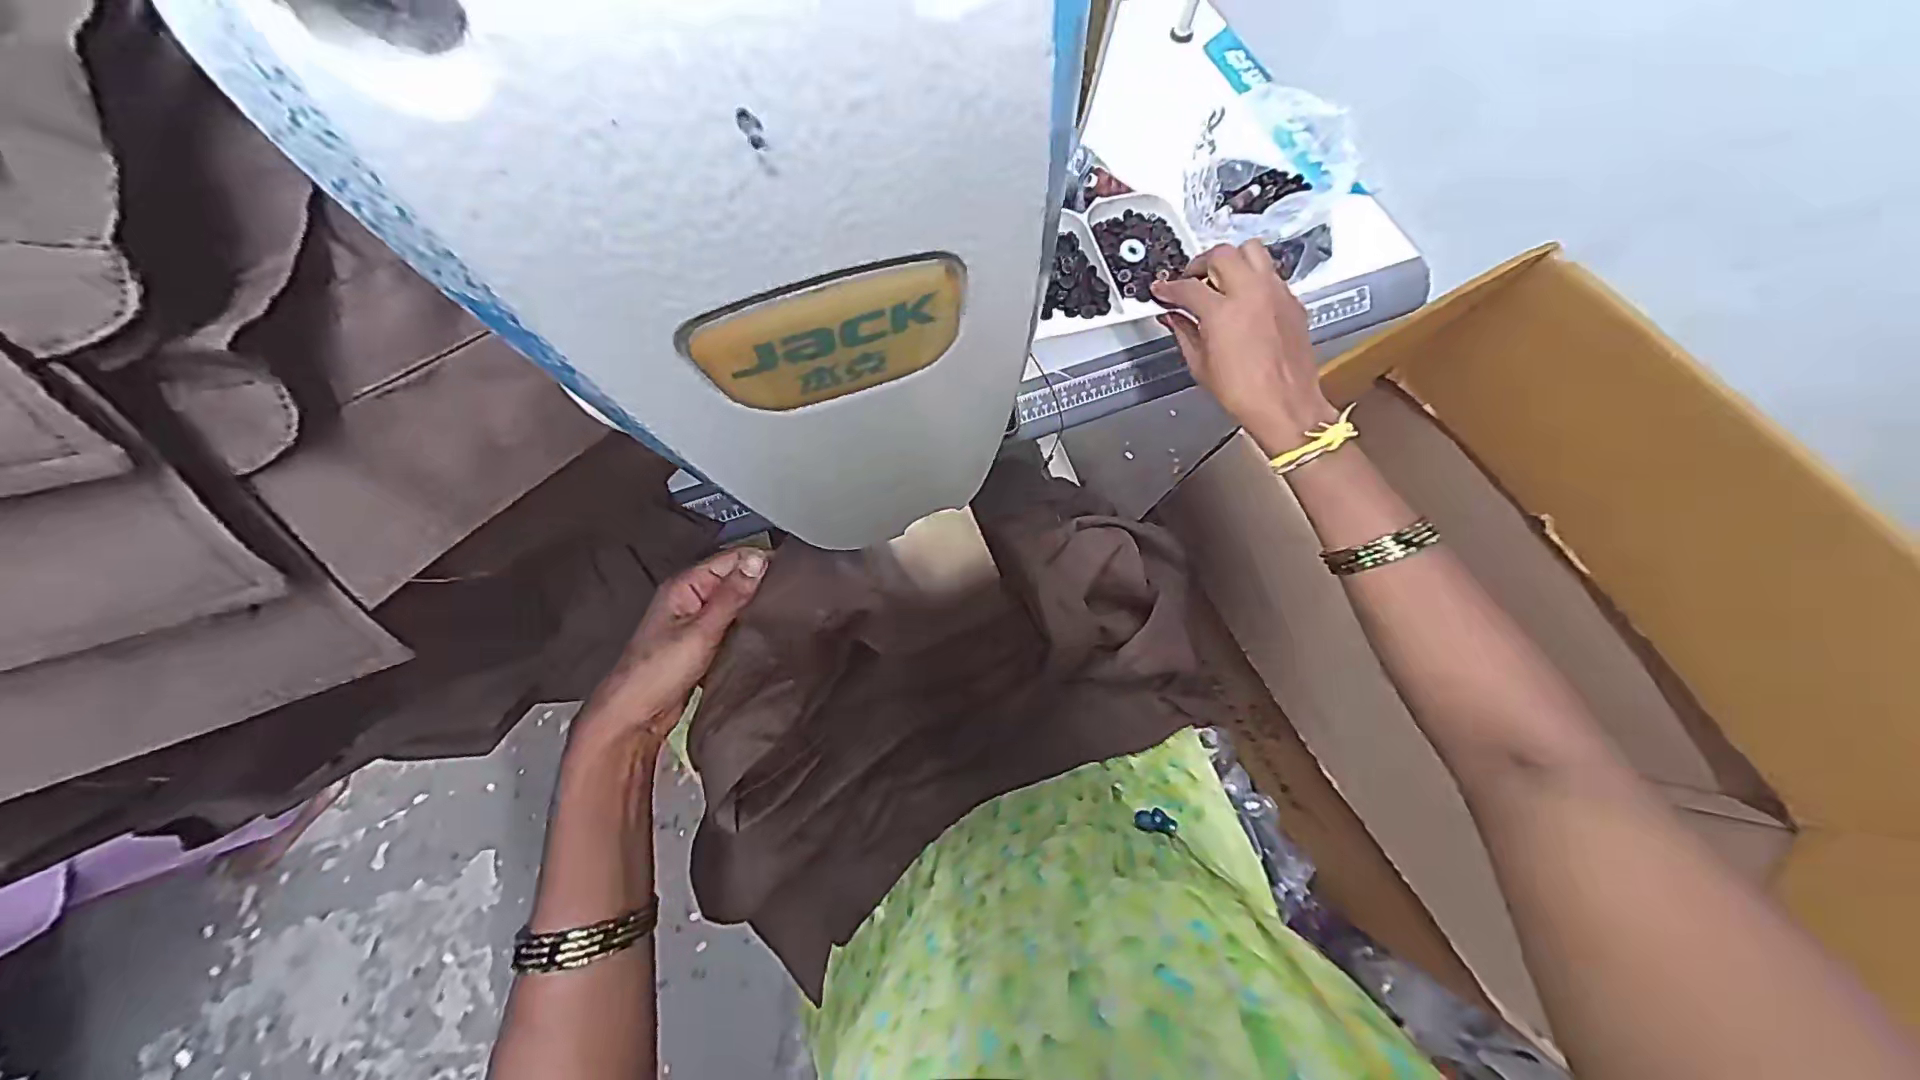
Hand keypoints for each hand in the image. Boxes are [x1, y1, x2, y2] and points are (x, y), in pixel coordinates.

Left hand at [568, 546, 768, 760]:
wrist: (635, 718)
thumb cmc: (654, 674)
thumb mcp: (701, 630)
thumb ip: (731, 596)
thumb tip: (757, 562)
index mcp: (685, 586)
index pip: (732, 559)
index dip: (760, 562)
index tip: (789, 572)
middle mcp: (690, 599)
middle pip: (735, 580)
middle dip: (760, 585)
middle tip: (790, 595)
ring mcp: (697, 623)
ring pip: (736, 605)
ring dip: (754, 609)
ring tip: (782, 614)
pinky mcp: (704, 645)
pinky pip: (733, 628)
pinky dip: (747, 629)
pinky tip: (763, 635)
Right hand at [1150, 240, 1337, 453]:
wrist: (1284, 404)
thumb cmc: (1245, 392)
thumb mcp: (1200, 365)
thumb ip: (1184, 332)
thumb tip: (1174, 317)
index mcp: (1222, 312)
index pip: (1187, 286)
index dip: (1169, 287)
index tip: (1162, 289)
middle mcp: (1251, 294)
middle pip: (1221, 254)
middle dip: (1200, 264)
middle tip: (1190, 279)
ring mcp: (1275, 293)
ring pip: (1251, 251)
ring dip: (1230, 260)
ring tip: (1219, 278)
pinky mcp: (1292, 301)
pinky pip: (1269, 273)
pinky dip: (1252, 277)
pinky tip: (1244, 297)